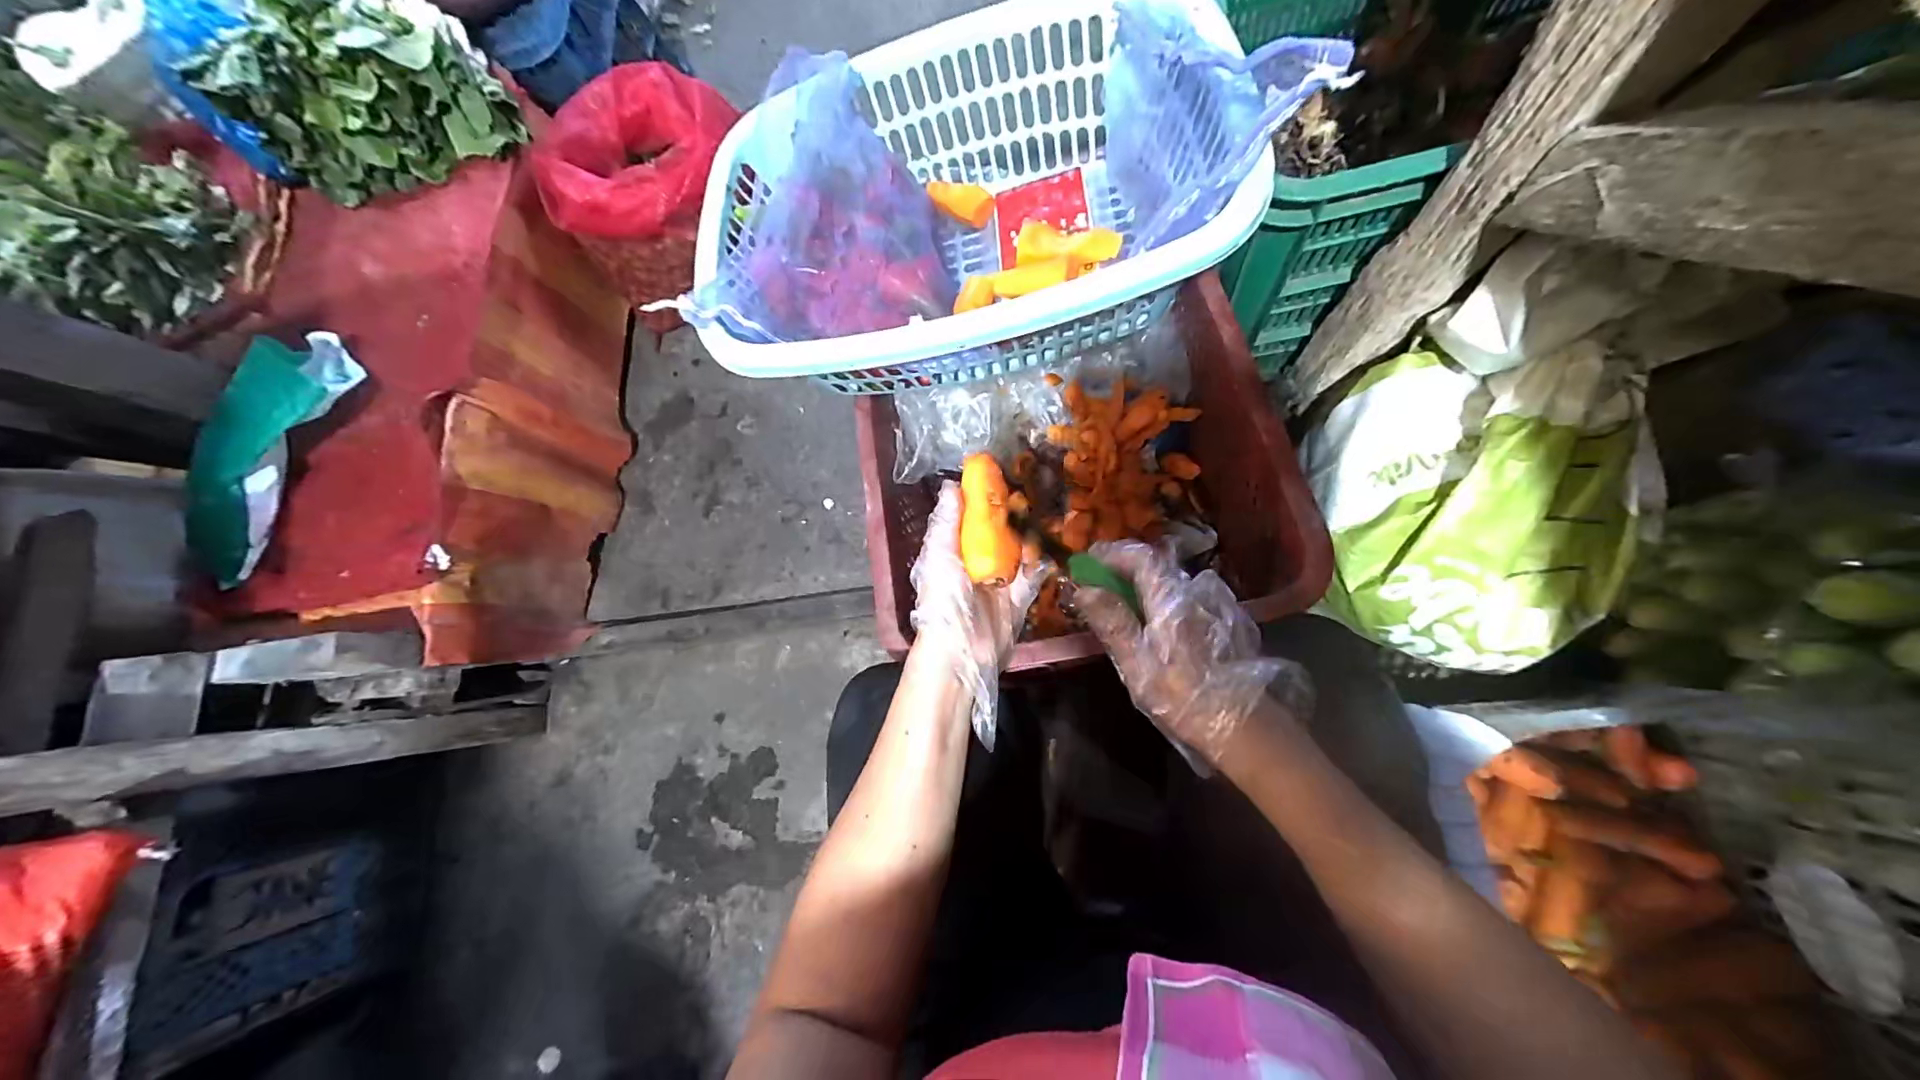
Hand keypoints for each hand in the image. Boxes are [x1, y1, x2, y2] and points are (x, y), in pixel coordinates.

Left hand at [910, 480, 1046, 748]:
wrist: (962, 651)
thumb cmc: (944, 601)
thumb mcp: (939, 555)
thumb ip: (947, 522)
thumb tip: (952, 485)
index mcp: (951, 553)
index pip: (966, 520)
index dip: (980, 498)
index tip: (999, 473)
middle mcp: (975, 564)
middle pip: (996, 533)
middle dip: (1012, 514)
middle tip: (1031, 488)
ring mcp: (998, 583)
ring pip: (1018, 552)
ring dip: (1030, 534)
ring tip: (1046, 509)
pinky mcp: (1018, 600)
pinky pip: (1033, 577)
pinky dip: (1042, 564)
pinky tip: (1053, 545)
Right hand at [1072, 541, 1311, 769]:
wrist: (1246, 727)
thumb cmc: (1182, 697)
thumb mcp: (1137, 664)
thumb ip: (1112, 621)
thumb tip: (1084, 588)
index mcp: (1172, 598)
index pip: (1141, 556)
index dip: (1113, 553)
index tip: (1089, 561)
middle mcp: (1199, 591)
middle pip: (1160, 568)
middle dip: (1128, 571)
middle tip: (1105, 587)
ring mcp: (1221, 605)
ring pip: (1179, 585)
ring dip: (1153, 589)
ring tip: (1136, 610)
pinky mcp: (1235, 623)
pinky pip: (1196, 601)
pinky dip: (1175, 604)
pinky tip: (1172, 630)